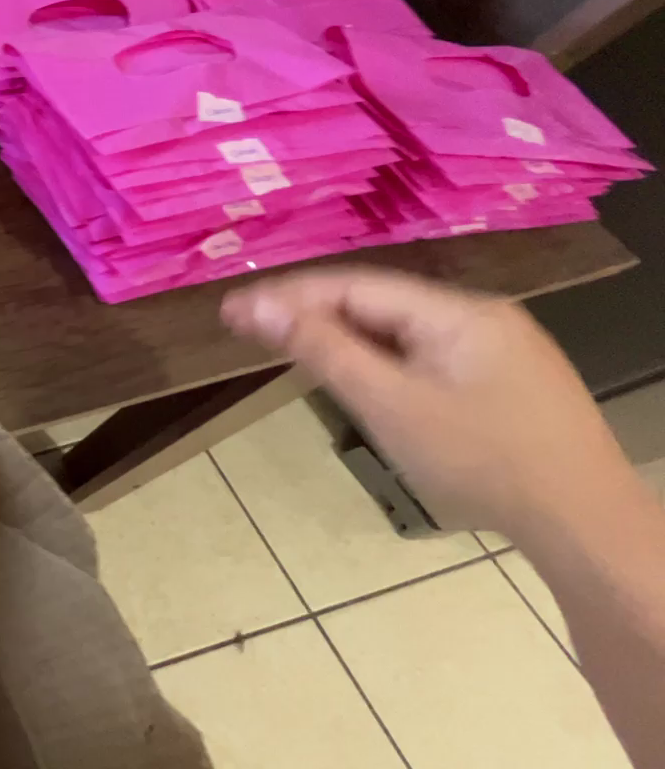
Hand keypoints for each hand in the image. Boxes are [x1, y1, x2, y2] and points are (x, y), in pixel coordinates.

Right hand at [221, 267, 626, 538]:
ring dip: (335, 335)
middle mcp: (480, 317)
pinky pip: (414, 351)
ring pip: (392, 329)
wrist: (586, 530)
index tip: (229, 312)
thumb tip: (252, 306)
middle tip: (245, 329)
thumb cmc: (481, 461)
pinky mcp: (495, 378)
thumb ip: (318, 347)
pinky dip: (370, 357)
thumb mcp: (387, 402)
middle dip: (306, 314)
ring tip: (282, 347)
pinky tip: (344, 372)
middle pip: (373, 303)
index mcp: (460, 313)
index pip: (352, 286)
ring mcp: (493, 347)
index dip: (285, 295)